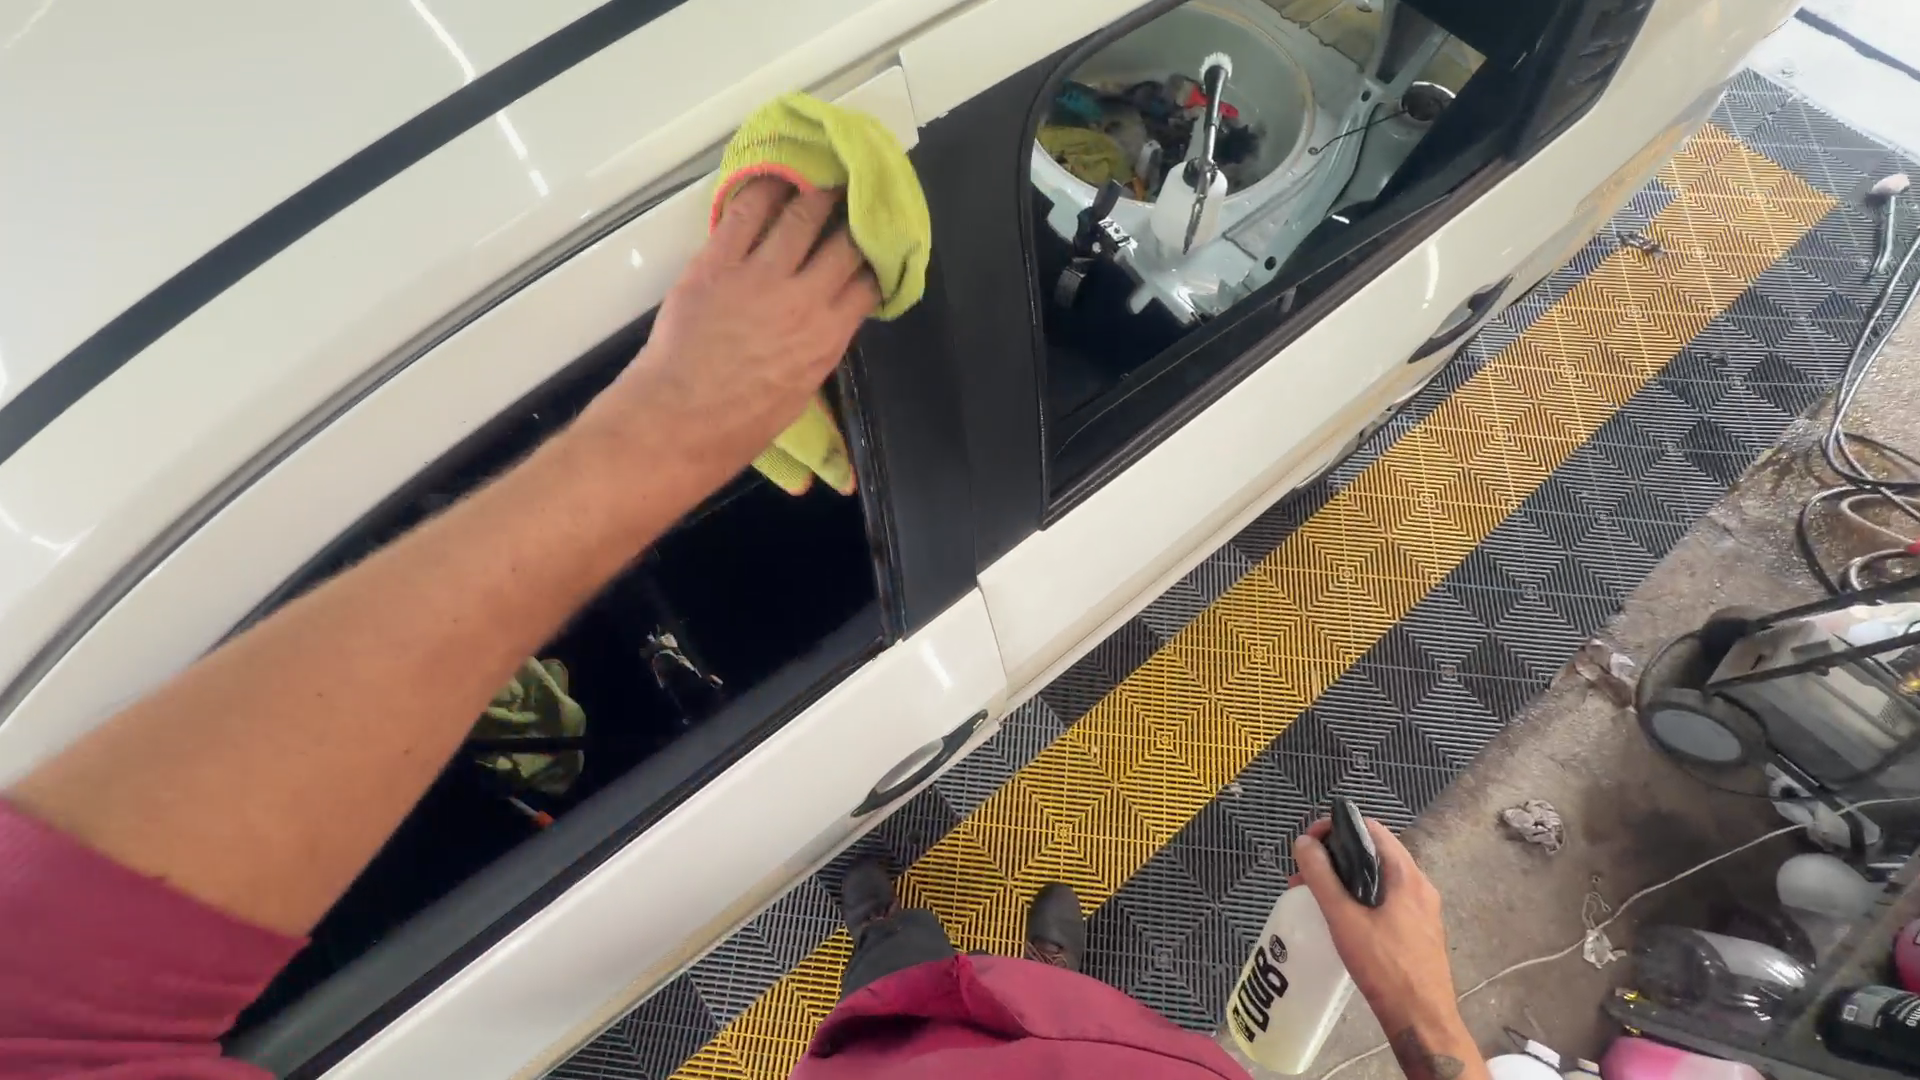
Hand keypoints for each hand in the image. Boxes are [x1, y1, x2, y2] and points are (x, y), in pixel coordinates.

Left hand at [577, 179, 879, 490]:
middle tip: (858, 199)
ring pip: (801, 217)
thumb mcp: (801, 392)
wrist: (683, 419)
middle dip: (855, 219)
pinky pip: (746, 214)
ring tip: (823, 180)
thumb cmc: (744, 423)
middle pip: (844, 244)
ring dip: (817, 194)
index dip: (877, 260)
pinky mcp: (718, 263)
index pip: (868, 284)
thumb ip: (818, 351)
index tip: (878, 246)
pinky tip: (775, 178)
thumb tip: (824, 328)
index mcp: (828, 337)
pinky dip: (764, 191)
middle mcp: (804, 299)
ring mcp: (760, 276)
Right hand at [1293, 817, 1481, 1079]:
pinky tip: (1339, 917)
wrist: (1422, 1022)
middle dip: (1334, 855)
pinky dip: (1358, 896)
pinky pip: (1384, 898)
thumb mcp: (1343, 917)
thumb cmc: (1384, 966)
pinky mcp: (1418, 930)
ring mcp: (1422, 910)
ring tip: (1315, 895)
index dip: (1336, 827)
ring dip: (1343, 877)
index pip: (1370, 829)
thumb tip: (1304, 842)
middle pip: (1371, 851)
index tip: (1310, 843)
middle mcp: (1419, 886)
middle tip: (1306, 872)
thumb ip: (1321, 876)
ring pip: (1376, 877)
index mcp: (1406, 876)